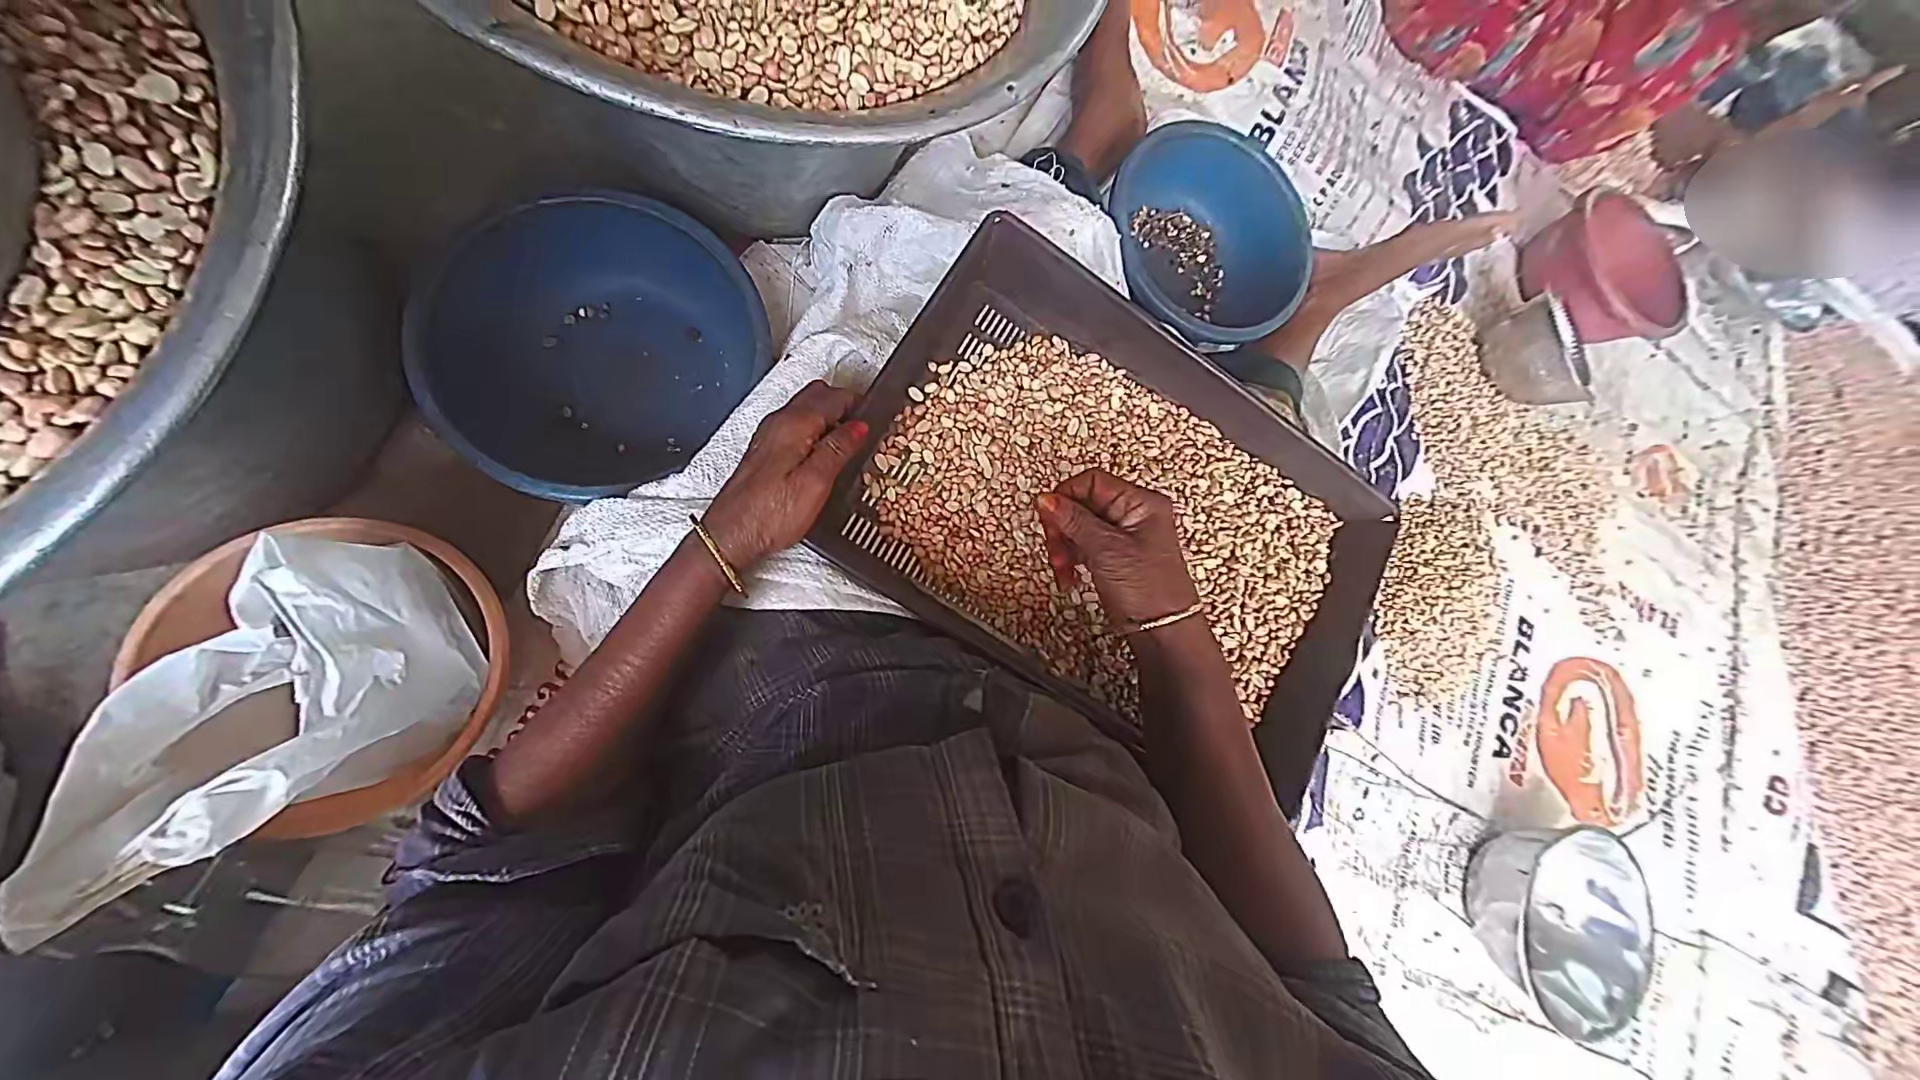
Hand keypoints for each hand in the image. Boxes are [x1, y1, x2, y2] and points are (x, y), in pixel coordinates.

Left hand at [701, 380, 867, 568]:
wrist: (731, 536)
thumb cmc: (770, 515)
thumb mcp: (816, 482)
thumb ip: (839, 449)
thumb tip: (859, 426)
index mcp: (794, 424)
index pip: (835, 397)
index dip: (860, 406)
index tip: (878, 421)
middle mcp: (779, 423)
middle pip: (819, 396)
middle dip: (845, 406)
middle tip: (866, 431)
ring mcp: (770, 436)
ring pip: (807, 410)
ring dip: (830, 419)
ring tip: (850, 445)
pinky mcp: (766, 452)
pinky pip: (797, 427)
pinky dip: (815, 432)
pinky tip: (825, 457)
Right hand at [1035, 469, 1200, 628]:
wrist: (1163, 631)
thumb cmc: (1150, 590)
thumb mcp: (1105, 549)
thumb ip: (1073, 520)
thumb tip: (1047, 499)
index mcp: (1140, 502)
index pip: (1092, 482)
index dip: (1066, 496)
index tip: (1048, 516)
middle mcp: (1133, 515)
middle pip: (1081, 504)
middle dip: (1062, 528)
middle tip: (1055, 547)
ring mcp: (1122, 536)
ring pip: (1078, 527)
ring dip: (1064, 547)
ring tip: (1063, 568)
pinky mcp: (1113, 556)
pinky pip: (1082, 546)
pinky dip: (1071, 559)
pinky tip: (1070, 575)